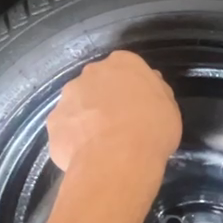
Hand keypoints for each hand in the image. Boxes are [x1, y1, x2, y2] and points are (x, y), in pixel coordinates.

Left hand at [46, 51, 180, 174]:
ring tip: (100, 143)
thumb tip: (150, 85)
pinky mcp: (53, 122)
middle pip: (97, 82)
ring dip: (86, 117)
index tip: (137, 104)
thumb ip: (156, 92)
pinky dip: (73, 138)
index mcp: (123, 63)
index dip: (130, 86)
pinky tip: (86, 155)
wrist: (117, 159)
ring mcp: (67, 96)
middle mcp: (91, 73)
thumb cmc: (151, 129)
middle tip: (118, 123)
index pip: (126, 66)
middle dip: (104, 98)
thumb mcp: (169, 108)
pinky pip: (65, 128)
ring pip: (77, 104)